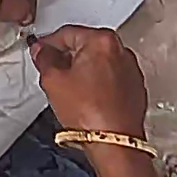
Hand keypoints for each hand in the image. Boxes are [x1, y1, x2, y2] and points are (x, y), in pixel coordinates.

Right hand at [29, 26, 147, 135]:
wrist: (114, 143)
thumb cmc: (91, 113)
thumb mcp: (53, 79)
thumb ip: (44, 58)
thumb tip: (42, 51)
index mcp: (102, 41)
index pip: (67, 33)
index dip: (48, 43)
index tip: (40, 50)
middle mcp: (121, 50)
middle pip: (85, 44)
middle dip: (67, 55)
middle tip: (51, 69)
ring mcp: (131, 69)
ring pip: (98, 60)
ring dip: (82, 69)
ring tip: (69, 87)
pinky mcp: (135, 87)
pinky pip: (110, 75)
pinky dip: (97, 81)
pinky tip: (85, 96)